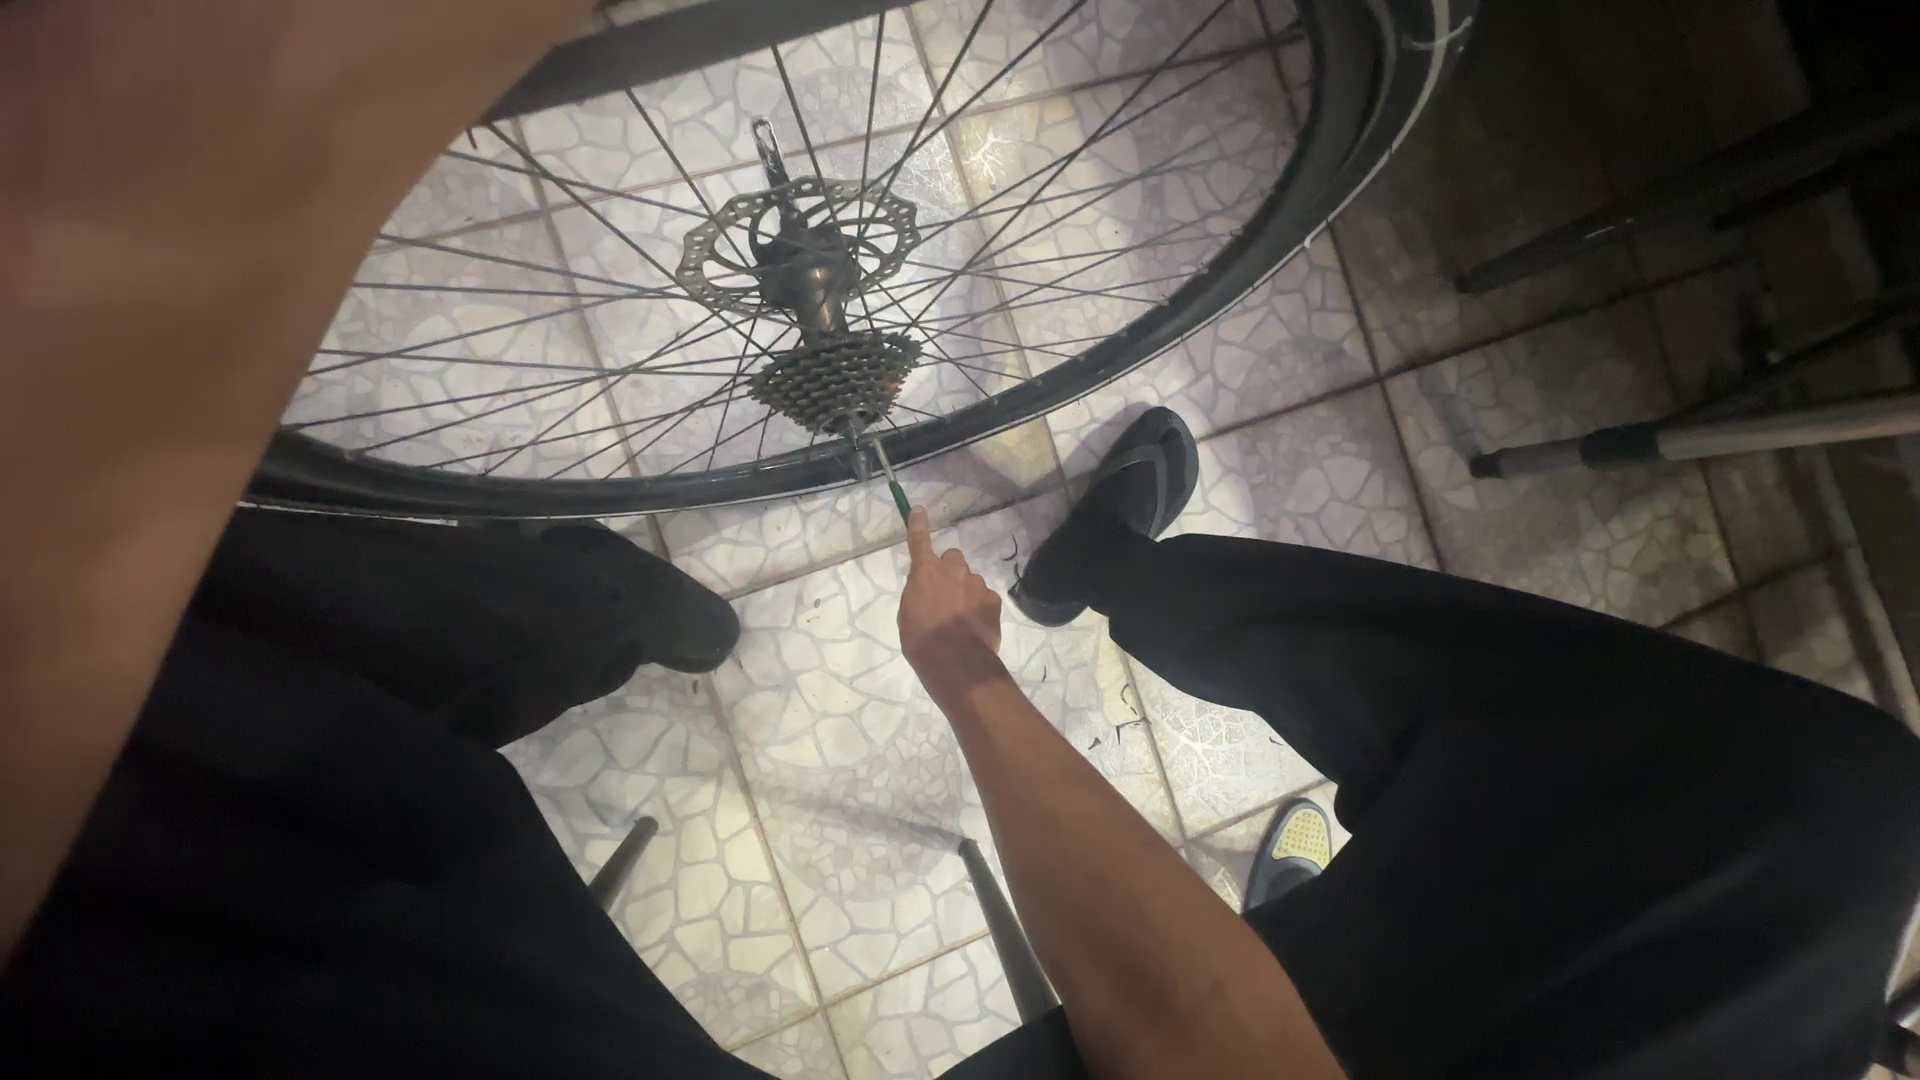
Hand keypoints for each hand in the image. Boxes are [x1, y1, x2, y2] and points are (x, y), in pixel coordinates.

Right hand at [899, 508, 1004, 695]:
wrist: (955, 660)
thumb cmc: (920, 640)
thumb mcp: (907, 615)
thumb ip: (918, 594)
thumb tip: (928, 592)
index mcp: (925, 573)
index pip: (919, 541)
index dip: (918, 525)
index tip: (919, 510)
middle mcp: (952, 570)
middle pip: (952, 558)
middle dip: (949, 570)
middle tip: (945, 593)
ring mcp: (975, 583)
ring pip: (970, 579)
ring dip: (965, 591)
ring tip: (961, 618)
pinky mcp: (993, 599)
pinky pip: (985, 596)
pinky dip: (980, 607)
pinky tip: (975, 625)